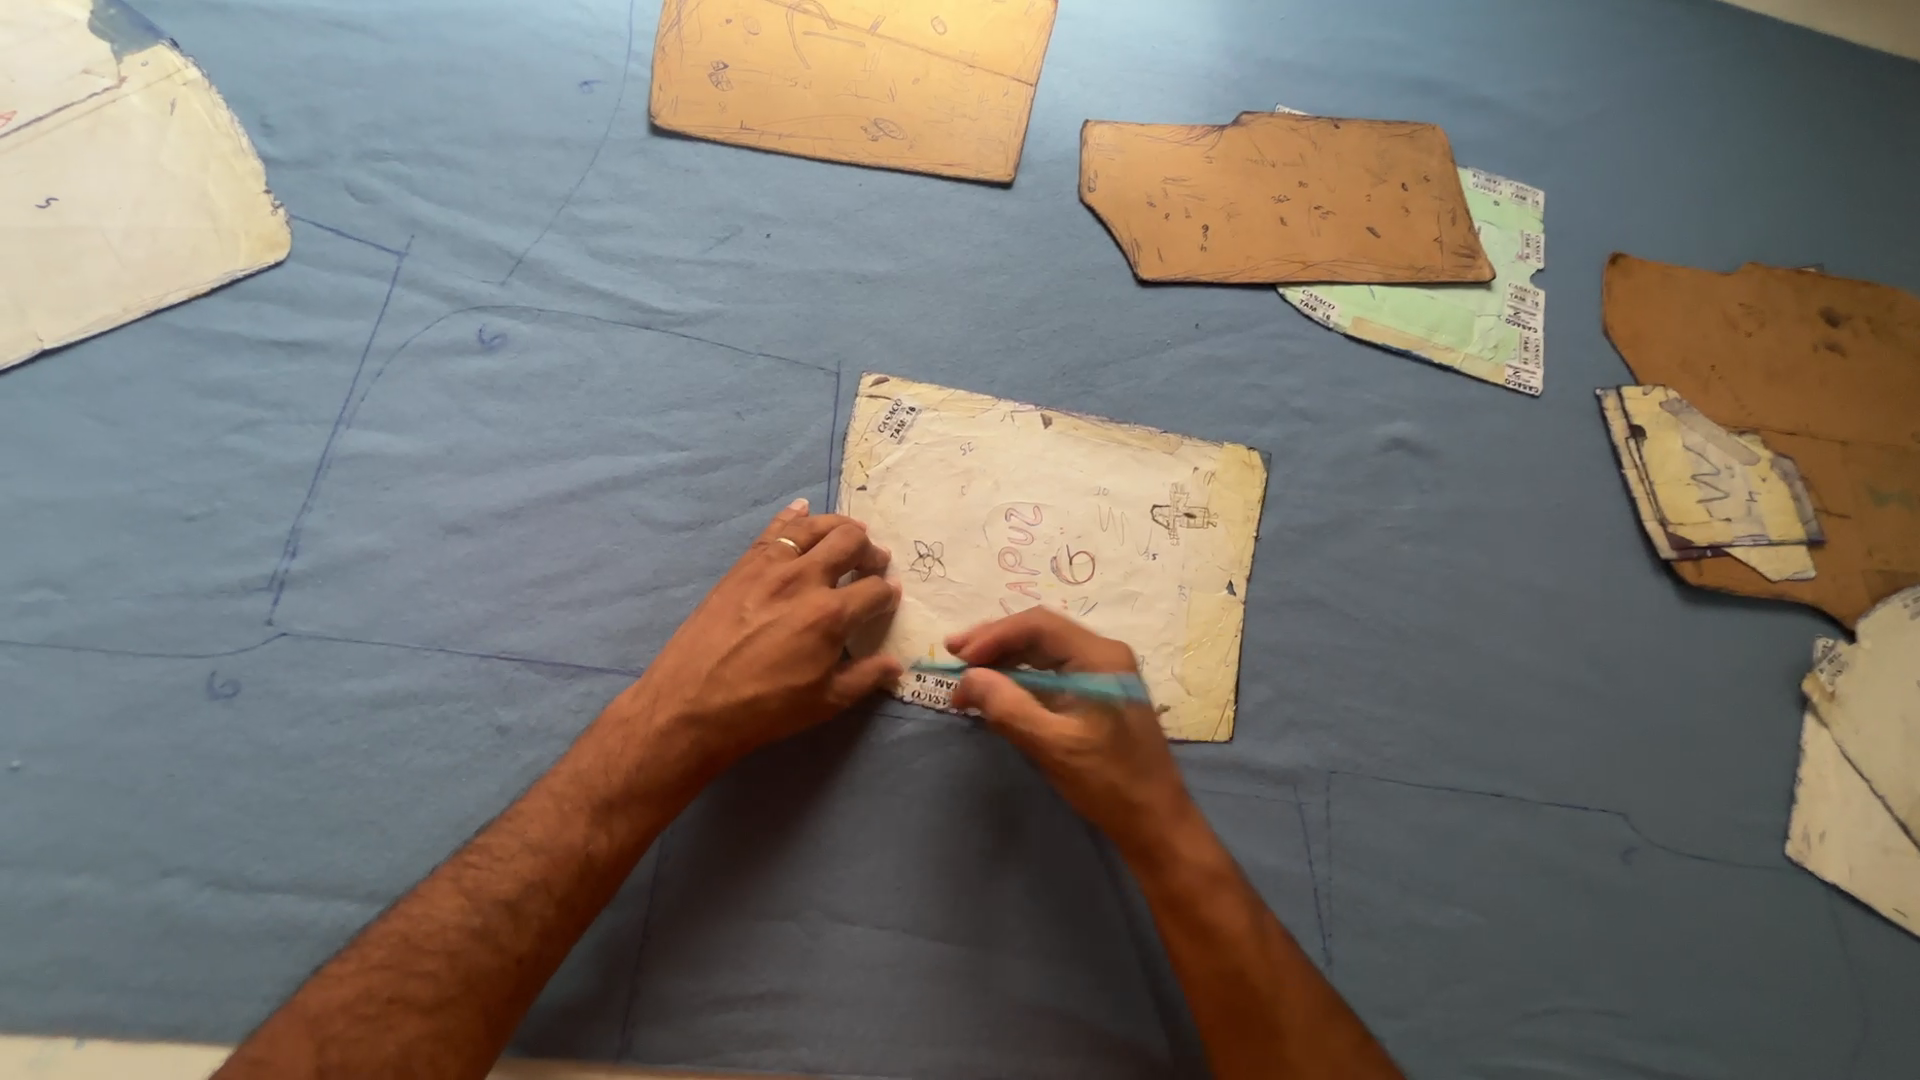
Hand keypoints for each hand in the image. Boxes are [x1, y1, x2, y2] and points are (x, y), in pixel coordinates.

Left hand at [602, 499, 902, 772]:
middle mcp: (805, 579)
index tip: (889, 596)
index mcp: (831, 615)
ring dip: (840, 527)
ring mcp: (772, 567)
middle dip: (871, 552)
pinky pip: (776, 529)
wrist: (691, 703)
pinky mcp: (745, 565)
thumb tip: (896, 665)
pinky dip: (794, 516)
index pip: (875, 590)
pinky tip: (803, 509)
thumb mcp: (826, 702)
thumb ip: (866, 677)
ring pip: (816, 526)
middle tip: (875, 563)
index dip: (888, 593)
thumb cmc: (764, 708)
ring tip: (850, 535)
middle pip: (851, 543)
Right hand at [947, 609, 1191, 851]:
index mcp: (1100, 657)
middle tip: (953, 655)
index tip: (958, 657)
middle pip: (1039, 632)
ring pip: (1043, 650)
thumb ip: (1008, 707)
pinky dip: (1020, 676)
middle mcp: (1103, 654)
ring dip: (1004, 659)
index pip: (1038, 625)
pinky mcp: (1097, 692)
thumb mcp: (1052, 746)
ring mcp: (1102, 672)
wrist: (1155, 821)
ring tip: (967, 672)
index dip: (993, 636)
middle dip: (994, 642)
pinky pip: (1051, 670)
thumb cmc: (1108, 782)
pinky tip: (996, 688)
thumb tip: (968, 679)